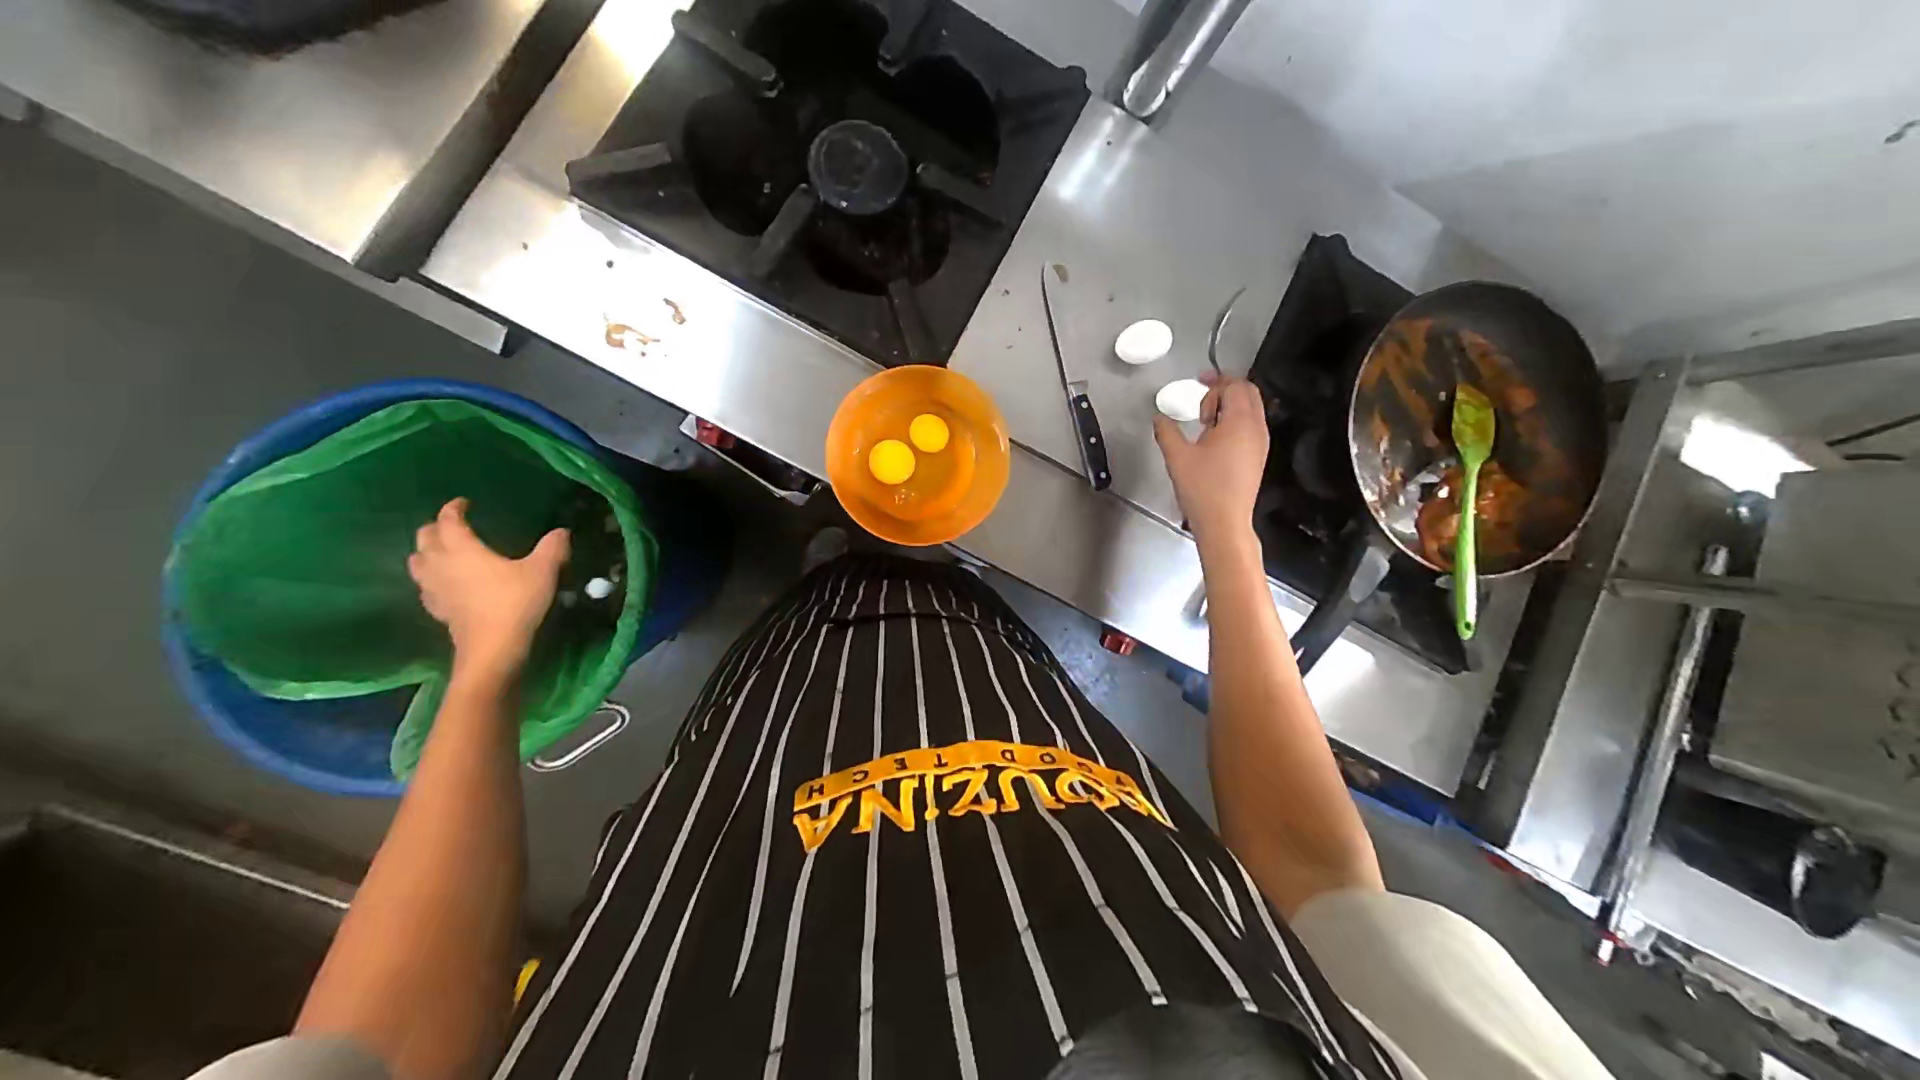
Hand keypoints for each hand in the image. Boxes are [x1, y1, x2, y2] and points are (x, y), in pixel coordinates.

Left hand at [408, 498, 569, 678]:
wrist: (492, 648)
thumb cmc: (515, 602)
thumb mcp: (543, 571)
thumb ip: (552, 547)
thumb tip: (561, 531)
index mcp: (462, 548)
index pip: (448, 519)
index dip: (454, 507)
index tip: (464, 502)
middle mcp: (440, 563)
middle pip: (425, 538)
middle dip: (437, 527)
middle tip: (454, 525)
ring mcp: (433, 588)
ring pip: (417, 561)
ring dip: (427, 551)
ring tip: (443, 551)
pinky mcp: (435, 608)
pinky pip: (424, 585)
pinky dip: (431, 577)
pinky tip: (446, 583)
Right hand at [1153, 373, 1268, 545]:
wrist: (1224, 522)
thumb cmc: (1202, 489)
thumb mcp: (1176, 456)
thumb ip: (1166, 431)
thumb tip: (1159, 418)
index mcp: (1239, 422)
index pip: (1235, 386)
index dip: (1217, 380)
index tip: (1200, 381)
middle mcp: (1256, 428)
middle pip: (1248, 393)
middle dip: (1225, 390)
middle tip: (1202, 401)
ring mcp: (1261, 443)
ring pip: (1252, 409)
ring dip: (1230, 407)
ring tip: (1204, 423)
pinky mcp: (1258, 457)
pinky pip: (1251, 426)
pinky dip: (1235, 422)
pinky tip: (1214, 440)